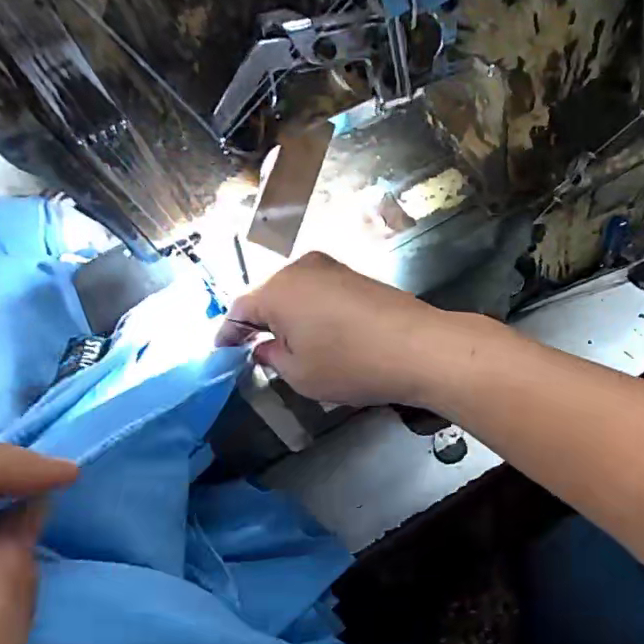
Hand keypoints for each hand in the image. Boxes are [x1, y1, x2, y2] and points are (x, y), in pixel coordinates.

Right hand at [215, 252, 494, 407]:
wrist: (420, 347)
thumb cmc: (351, 364)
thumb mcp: (300, 374)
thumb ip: (272, 357)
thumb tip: (264, 347)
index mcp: (277, 290)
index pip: (238, 310)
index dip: (228, 334)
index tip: (224, 353)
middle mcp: (300, 269)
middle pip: (267, 296)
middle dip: (259, 324)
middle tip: (256, 352)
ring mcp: (332, 268)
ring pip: (295, 293)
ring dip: (288, 318)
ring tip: (291, 348)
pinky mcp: (357, 276)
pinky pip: (320, 293)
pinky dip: (312, 313)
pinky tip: (322, 336)